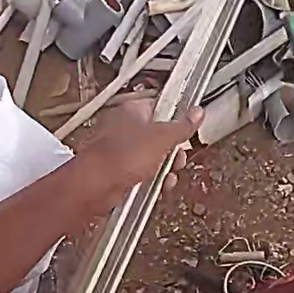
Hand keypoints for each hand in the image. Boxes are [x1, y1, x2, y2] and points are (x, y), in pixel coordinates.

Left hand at [73, 100, 200, 207]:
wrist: (96, 186)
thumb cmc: (121, 156)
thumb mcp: (162, 139)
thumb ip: (182, 127)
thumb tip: (197, 113)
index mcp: (132, 110)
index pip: (160, 106)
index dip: (176, 118)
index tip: (188, 129)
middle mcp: (123, 127)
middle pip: (157, 134)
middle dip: (172, 149)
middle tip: (179, 156)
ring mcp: (119, 150)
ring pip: (150, 155)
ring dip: (164, 166)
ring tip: (169, 173)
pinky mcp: (117, 171)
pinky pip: (141, 172)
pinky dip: (152, 178)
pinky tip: (159, 185)